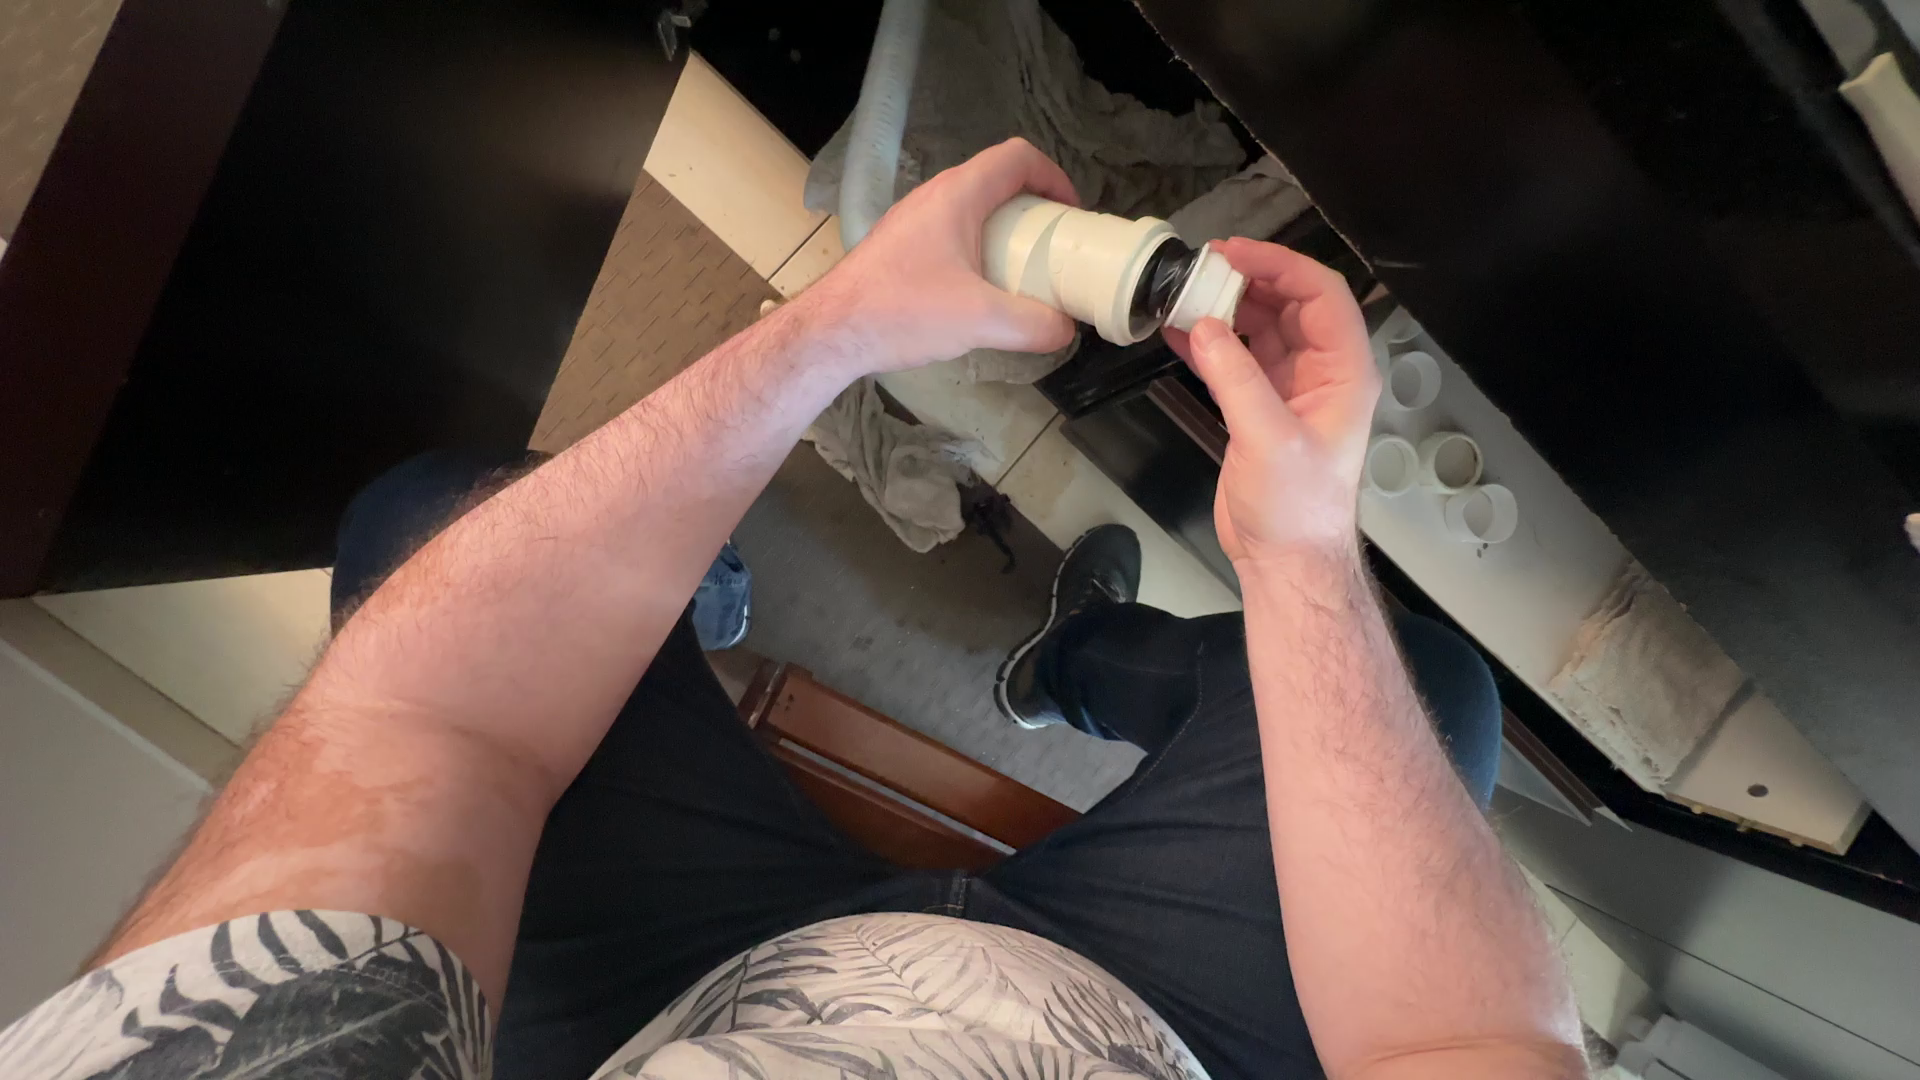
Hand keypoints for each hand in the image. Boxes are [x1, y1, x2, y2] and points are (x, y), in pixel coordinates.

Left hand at [805, 137, 1079, 373]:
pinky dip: (976, 257)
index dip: (1054, 178)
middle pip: (997, 186)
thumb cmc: (904, 311)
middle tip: (1050, 253)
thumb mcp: (980, 320)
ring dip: (1003, 239)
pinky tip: (977, 297)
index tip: (1071, 217)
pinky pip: (951, 240)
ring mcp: (912, 224)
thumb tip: (1065, 330)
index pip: (1018, 158)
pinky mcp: (899, 251)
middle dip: (1033, 215)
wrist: (833, 332)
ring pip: (972, 215)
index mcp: (958, 194)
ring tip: (1019, 278)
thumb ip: (1032, 324)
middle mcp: (934, 198)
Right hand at [1163, 238, 1379, 564]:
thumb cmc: (1294, 505)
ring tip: (1183, 296)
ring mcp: (1286, 392)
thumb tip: (1204, 326)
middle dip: (1246, 282)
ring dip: (1224, 312)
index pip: (1320, 296)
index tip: (1230, 254)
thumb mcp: (1268, 438)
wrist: (1284, 557)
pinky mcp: (1256, 412)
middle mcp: (1319, 373)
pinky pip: (1234, 365)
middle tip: (1198, 270)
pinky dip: (1208, 347)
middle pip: (1288, 307)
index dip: (1279, 266)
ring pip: (1258, 332)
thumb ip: (1237, 378)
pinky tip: (1177, 334)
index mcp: (1342, 372)